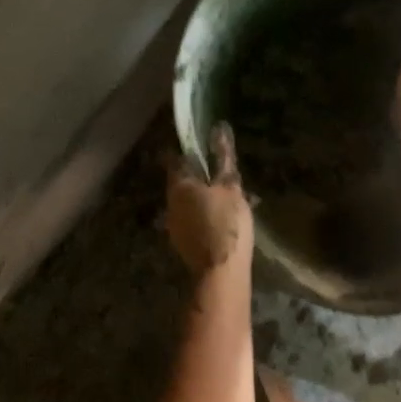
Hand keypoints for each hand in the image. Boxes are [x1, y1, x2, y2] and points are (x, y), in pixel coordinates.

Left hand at [165, 123, 252, 275]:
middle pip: (182, 181)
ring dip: (204, 196)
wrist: (221, 272)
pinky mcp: (182, 242)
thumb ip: (224, 159)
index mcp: (178, 186)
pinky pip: (192, 219)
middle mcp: (170, 203)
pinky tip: (224, 218)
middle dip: (200, 175)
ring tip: (228, 196)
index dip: (187, 149)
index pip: (175, 158)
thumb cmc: (226, 222)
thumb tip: (219, 129)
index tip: (201, 143)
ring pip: (187, 202)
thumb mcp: (231, 187)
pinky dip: (205, 213)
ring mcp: (174, 225)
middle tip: (222, 172)